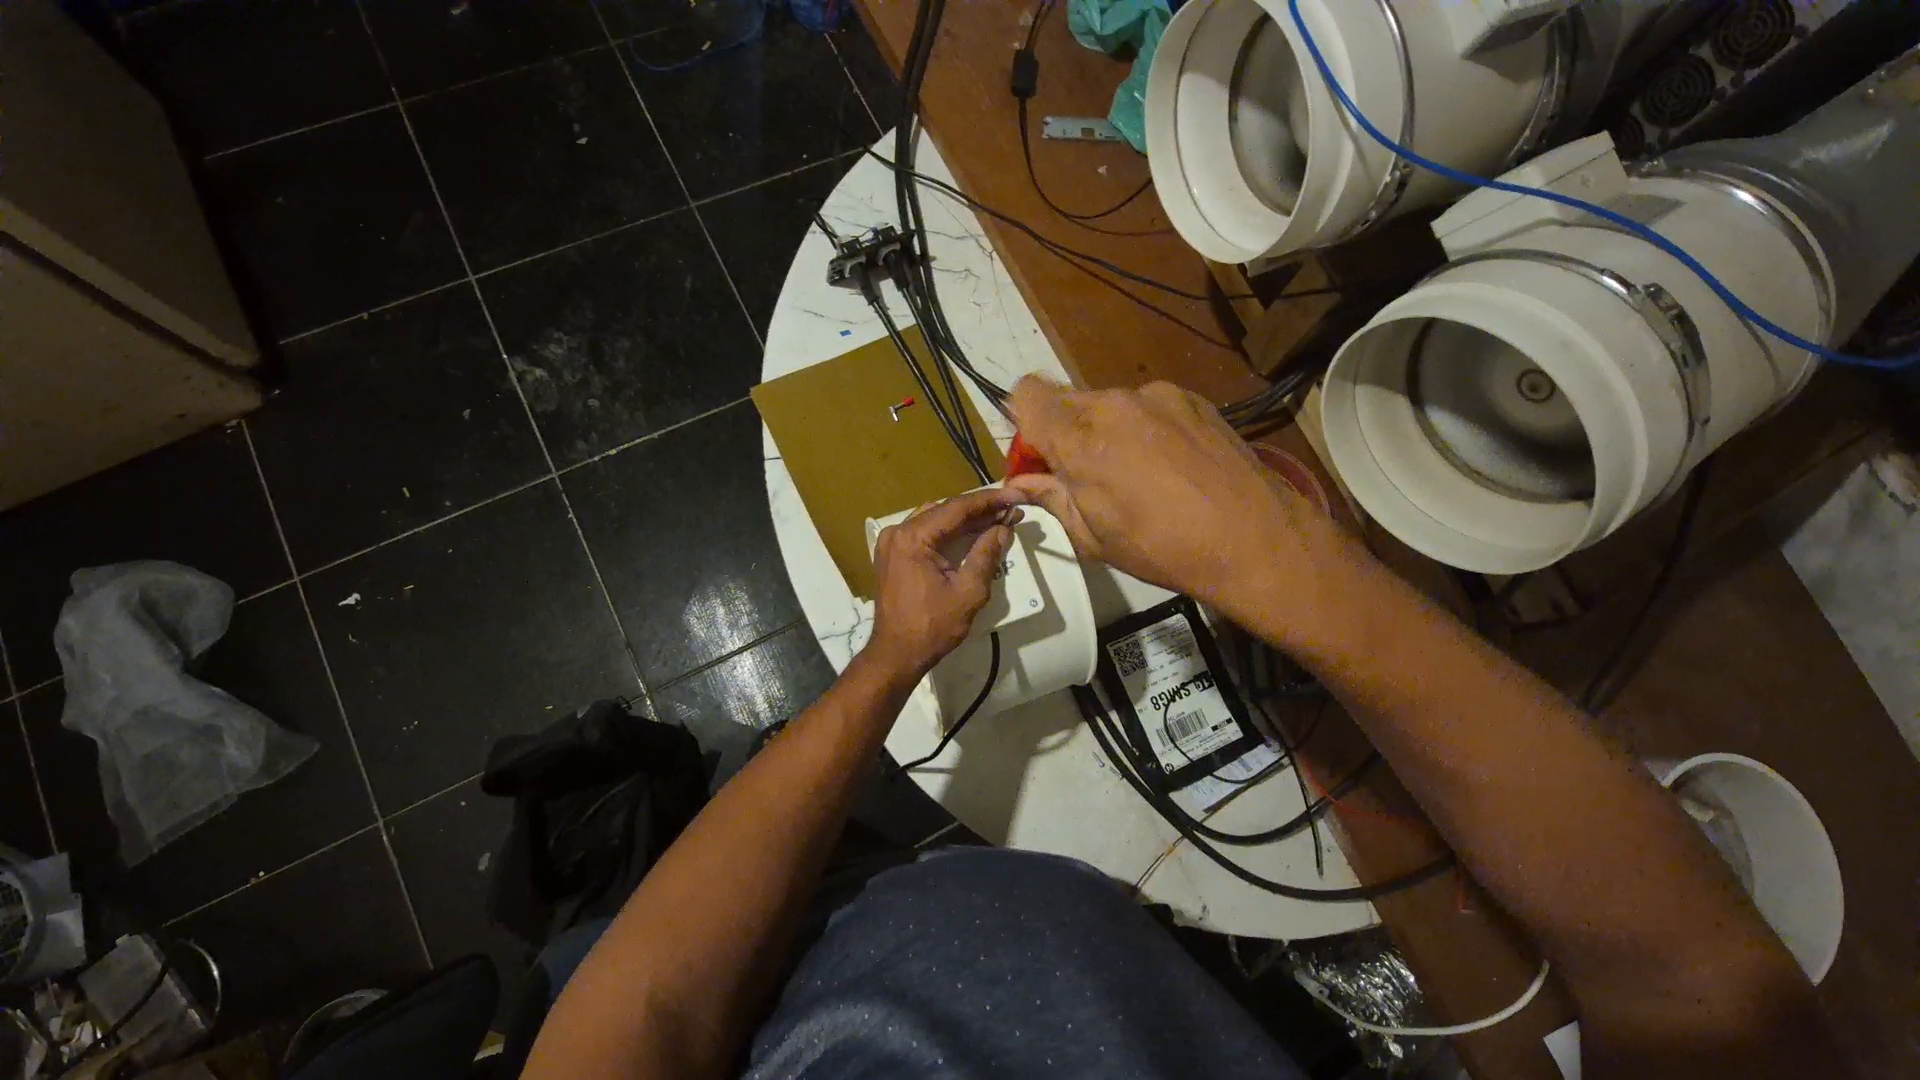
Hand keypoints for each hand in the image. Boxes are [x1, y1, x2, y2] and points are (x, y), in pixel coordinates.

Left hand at [865, 487, 1024, 679]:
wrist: (896, 654)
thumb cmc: (932, 626)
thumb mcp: (969, 591)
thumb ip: (987, 554)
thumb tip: (1003, 528)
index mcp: (913, 537)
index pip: (957, 508)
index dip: (989, 501)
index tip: (1016, 497)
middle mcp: (898, 532)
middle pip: (945, 511)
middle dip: (980, 510)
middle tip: (1012, 511)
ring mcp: (892, 543)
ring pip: (936, 520)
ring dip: (967, 520)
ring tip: (998, 520)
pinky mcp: (893, 555)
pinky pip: (926, 533)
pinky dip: (950, 533)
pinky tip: (973, 534)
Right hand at [1005, 376, 1347, 611]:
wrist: (1254, 537)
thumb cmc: (1163, 547)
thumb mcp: (1093, 537)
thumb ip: (1052, 498)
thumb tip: (1022, 483)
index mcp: (1080, 439)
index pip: (1026, 394)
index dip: (1023, 421)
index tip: (1039, 456)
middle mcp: (1113, 404)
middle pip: (1067, 401)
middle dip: (1065, 432)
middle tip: (1085, 475)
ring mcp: (1157, 396)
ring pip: (1110, 404)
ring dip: (1108, 430)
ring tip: (1139, 475)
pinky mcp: (1192, 398)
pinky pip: (1149, 406)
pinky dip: (1146, 428)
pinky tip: (1172, 465)